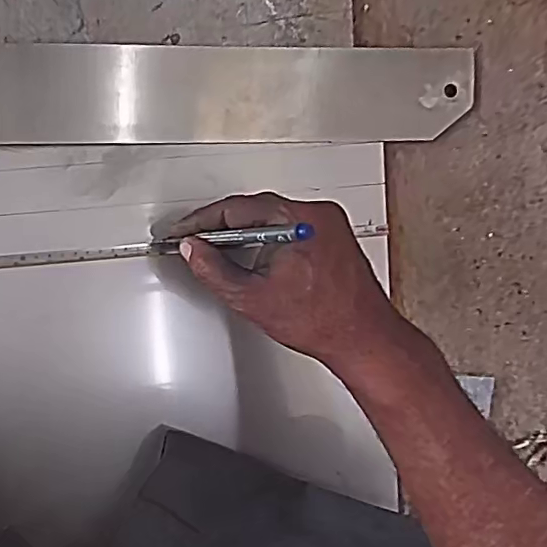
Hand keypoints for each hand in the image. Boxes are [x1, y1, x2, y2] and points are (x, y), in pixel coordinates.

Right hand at [167, 193, 410, 371]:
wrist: (362, 338)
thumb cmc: (322, 321)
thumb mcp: (251, 297)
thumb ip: (212, 269)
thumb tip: (192, 249)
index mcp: (297, 221)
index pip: (236, 209)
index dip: (202, 221)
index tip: (185, 231)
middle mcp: (316, 214)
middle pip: (253, 208)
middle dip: (220, 225)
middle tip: (195, 240)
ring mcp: (328, 222)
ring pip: (271, 216)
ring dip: (243, 231)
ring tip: (220, 249)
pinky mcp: (333, 234)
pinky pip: (289, 225)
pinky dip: (266, 236)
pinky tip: (254, 254)